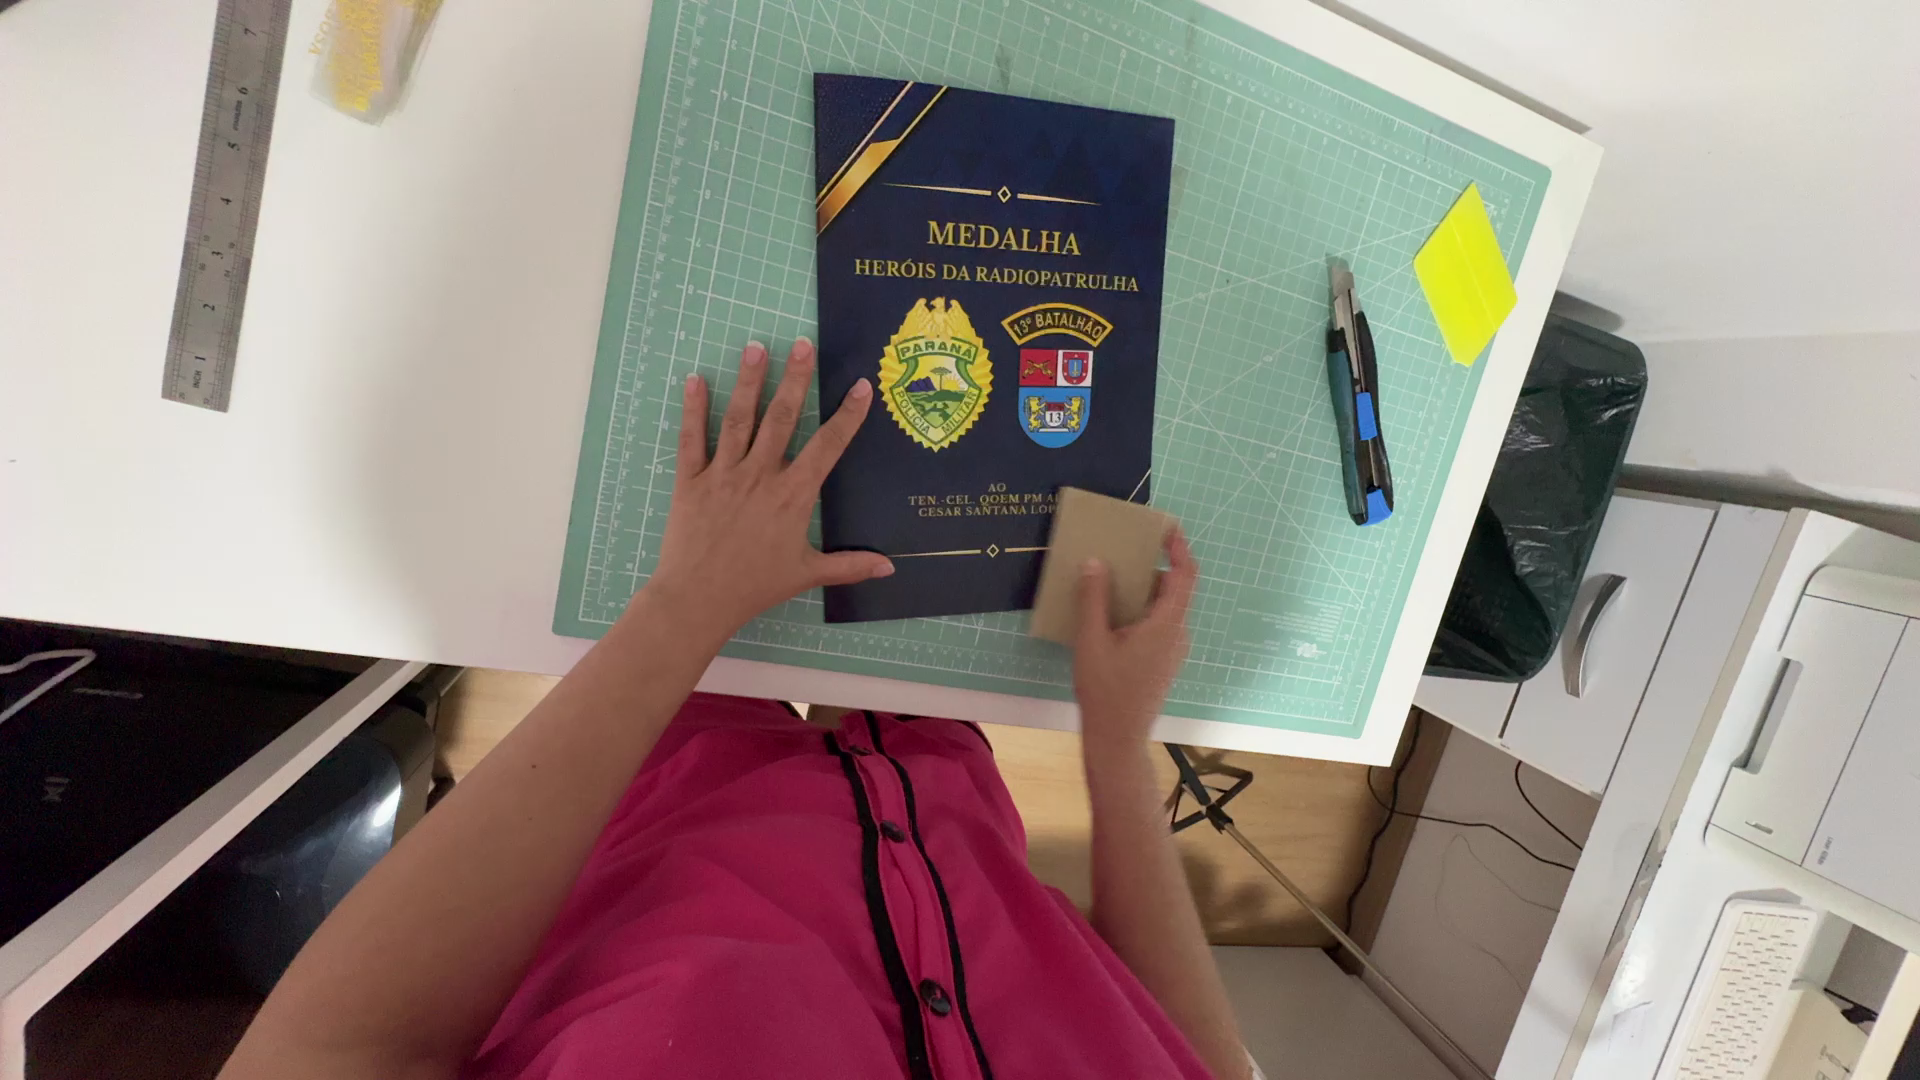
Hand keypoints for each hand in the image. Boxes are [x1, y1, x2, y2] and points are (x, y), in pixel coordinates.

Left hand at [641, 339, 892, 641]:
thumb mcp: (807, 574)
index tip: (860, 387)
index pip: (827, 446)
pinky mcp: (691, 480)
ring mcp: (724, 474)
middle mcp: (761, 475)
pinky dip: (694, 409)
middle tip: (802, 344)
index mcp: (793, 495)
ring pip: (739, 419)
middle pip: (781, 418)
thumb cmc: (756, 586)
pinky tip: (696, 380)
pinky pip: (692, 439)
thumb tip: (889, 568)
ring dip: (749, 381)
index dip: (847, 415)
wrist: (698, 599)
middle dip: (795, 379)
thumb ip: (849, 565)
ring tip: (755, 347)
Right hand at [1072, 528, 1197, 747]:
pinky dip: (1140, 611)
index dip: (1179, 548)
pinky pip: (1158, 625)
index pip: (1185, 576)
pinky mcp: (1163, 662)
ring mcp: (1173, 650)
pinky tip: (1111, 615)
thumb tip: (1095, 562)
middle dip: (1150, 568)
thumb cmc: (1105, 689)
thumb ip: (1094, 599)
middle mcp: (1178, 634)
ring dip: (1142, 591)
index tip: (1166, 528)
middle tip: (1122, 552)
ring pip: (1164, 609)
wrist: (1117, 738)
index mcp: (1166, 624)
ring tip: (1110, 580)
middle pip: (1173, 590)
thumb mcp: (1092, 640)